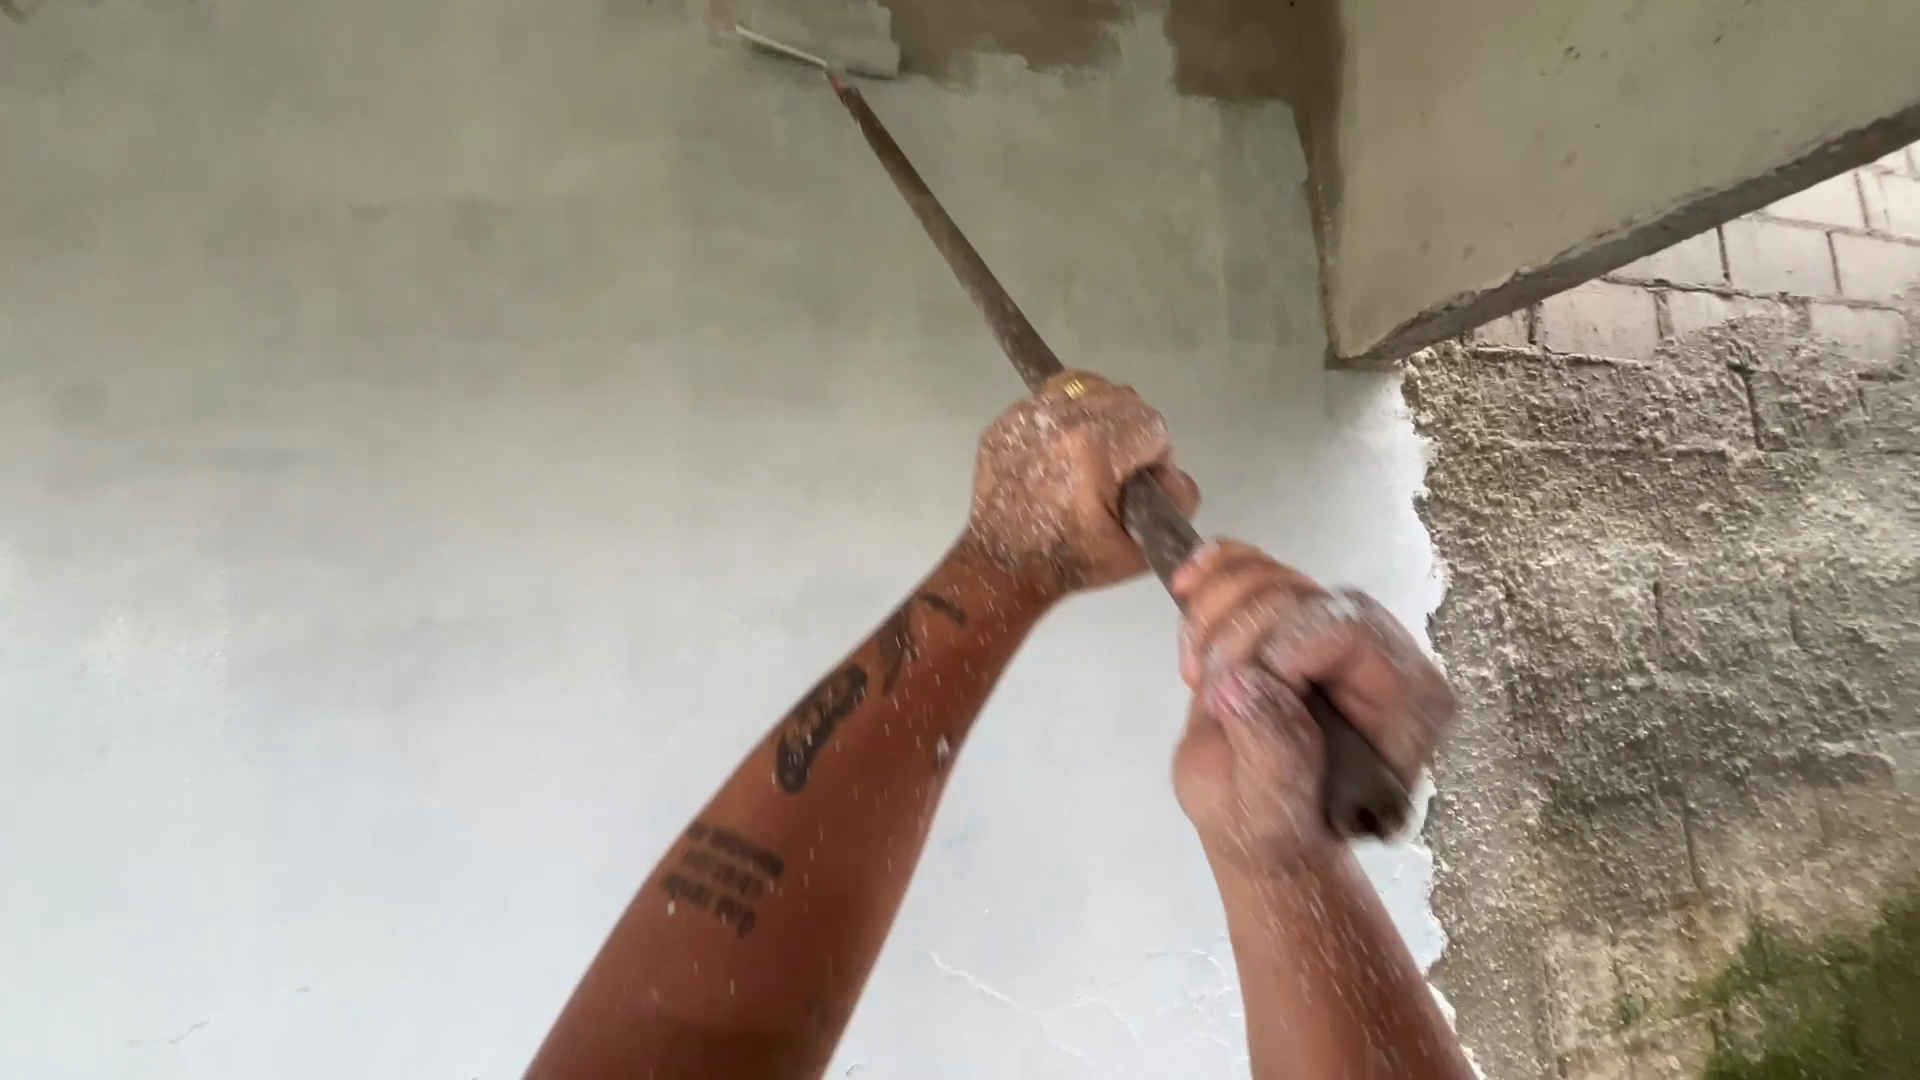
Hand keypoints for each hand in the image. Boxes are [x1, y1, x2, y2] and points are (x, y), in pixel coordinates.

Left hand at [967, 370, 1199, 596]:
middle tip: (1115, 469)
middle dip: (1129, 432)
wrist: (1004, 567)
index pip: (1152, 423)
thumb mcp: (1140, 548)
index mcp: (1093, 448)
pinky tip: (1062, 447)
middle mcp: (1060, 421)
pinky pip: (1051, 395)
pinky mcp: (1006, 422)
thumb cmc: (1072, 560)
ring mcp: (1027, 416)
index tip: (1137, 482)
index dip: (1154, 455)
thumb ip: (1178, 501)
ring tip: (1091, 452)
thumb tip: (1170, 470)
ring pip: (1087, 387)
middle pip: (1123, 398)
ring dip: (1099, 415)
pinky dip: (1065, 414)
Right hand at [1168, 540, 1456, 872]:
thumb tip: (1240, 681)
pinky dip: (1208, 573)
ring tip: (1201, 678)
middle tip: (1212, 699)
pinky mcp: (1282, 613)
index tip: (1231, 694)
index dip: (1276, 647)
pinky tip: (1185, 589)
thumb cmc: (1272, 827)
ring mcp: (1326, 626)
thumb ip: (1274, 755)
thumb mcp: (1273, 813)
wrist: (1248, 816)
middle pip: (1297, 594)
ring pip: (1265, 574)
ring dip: (1210, 619)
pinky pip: (1247, 563)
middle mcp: (1377, 651)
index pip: (1347, 626)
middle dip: (1233, 642)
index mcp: (1403, 701)